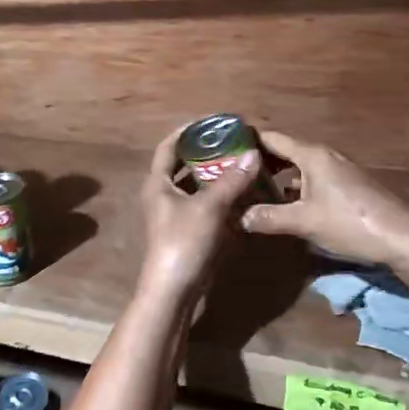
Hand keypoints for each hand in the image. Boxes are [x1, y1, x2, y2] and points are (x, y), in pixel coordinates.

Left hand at [136, 125, 259, 302]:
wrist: (174, 288)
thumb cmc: (183, 241)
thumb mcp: (209, 207)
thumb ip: (231, 180)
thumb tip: (252, 154)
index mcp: (157, 183)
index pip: (167, 147)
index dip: (186, 132)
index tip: (210, 121)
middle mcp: (162, 194)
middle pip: (183, 165)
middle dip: (206, 153)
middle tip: (233, 142)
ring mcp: (174, 214)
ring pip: (195, 187)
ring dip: (216, 176)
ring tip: (242, 163)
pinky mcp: (187, 230)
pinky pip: (204, 205)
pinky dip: (220, 197)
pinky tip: (243, 193)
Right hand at [238, 127, 408, 266]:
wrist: (406, 240)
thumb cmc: (351, 223)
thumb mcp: (304, 222)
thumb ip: (268, 217)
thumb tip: (238, 217)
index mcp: (311, 155)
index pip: (271, 137)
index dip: (246, 138)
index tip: (221, 142)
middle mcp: (324, 156)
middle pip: (283, 149)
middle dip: (257, 156)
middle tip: (228, 167)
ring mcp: (338, 171)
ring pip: (297, 164)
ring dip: (274, 171)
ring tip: (249, 183)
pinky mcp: (346, 186)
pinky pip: (309, 176)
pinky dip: (291, 182)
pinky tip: (281, 200)